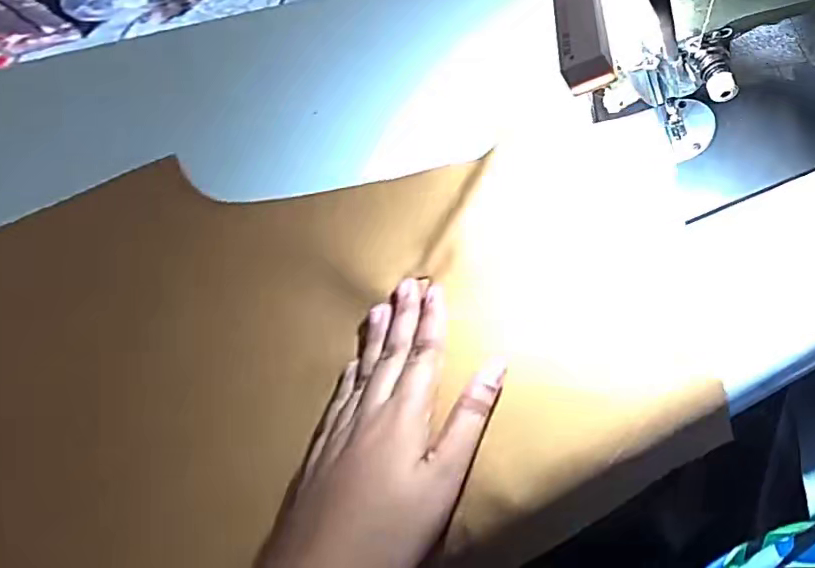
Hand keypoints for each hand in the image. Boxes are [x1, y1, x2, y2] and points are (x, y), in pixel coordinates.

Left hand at [258, 279, 505, 567]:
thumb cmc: (391, 530)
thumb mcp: (444, 477)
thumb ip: (470, 417)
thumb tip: (497, 362)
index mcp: (404, 415)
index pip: (423, 354)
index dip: (431, 319)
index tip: (434, 287)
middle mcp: (369, 414)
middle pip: (390, 355)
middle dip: (402, 317)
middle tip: (406, 283)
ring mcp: (338, 435)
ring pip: (361, 372)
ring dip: (374, 337)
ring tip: (378, 308)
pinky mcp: (317, 456)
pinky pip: (338, 398)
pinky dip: (349, 374)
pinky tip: (349, 368)